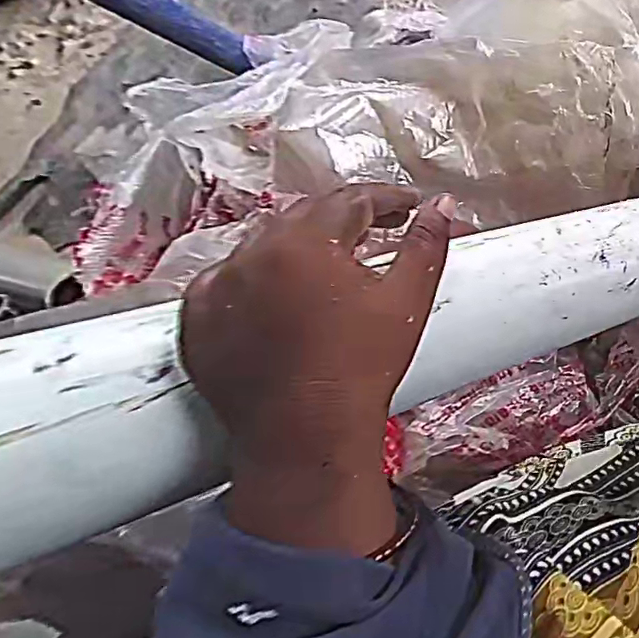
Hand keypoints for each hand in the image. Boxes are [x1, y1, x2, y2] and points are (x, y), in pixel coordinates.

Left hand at [179, 184, 457, 554]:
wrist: (306, 438)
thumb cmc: (363, 368)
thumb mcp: (408, 300)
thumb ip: (426, 243)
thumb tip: (441, 203)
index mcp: (306, 243)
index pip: (352, 200)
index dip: (387, 199)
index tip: (408, 207)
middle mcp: (254, 254)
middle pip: (308, 215)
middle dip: (347, 217)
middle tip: (380, 230)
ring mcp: (218, 287)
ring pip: (266, 242)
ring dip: (302, 242)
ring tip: (334, 262)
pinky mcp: (196, 319)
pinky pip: (230, 277)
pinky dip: (258, 275)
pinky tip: (282, 292)